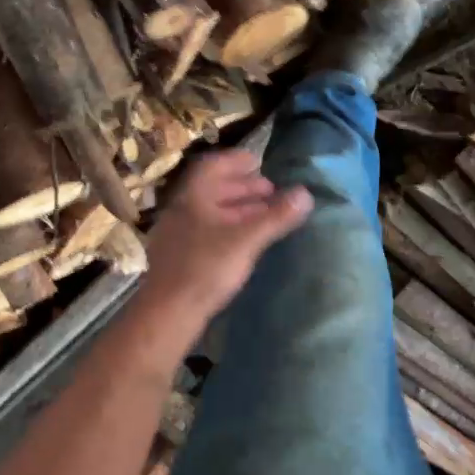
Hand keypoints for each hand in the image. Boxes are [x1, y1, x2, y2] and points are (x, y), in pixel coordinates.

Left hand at [140, 151, 311, 324]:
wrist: (167, 314)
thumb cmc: (206, 268)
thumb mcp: (248, 240)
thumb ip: (277, 216)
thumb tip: (306, 193)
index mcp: (192, 199)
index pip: (212, 166)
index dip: (235, 160)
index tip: (258, 161)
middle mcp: (181, 211)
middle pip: (212, 188)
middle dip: (244, 186)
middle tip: (272, 190)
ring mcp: (177, 235)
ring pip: (210, 210)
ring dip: (239, 207)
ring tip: (265, 213)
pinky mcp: (179, 257)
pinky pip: (207, 229)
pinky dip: (230, 225)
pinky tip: (246, 239)